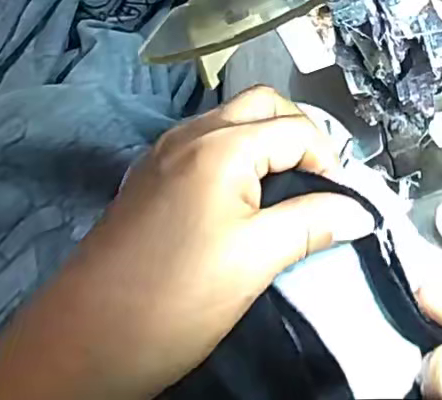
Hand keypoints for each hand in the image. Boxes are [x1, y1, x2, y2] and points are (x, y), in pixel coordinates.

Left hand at [0, 87, 375, 399]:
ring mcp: (167, 147)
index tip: (345, 196)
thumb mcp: (254, 261)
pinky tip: (242, 191)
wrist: (83, 337)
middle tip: (318, 176)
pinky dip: (235, 149)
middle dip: (297, 130)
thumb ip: (310, 223)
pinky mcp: (152, 169)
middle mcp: (194, 131)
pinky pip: (206, 138)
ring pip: (231, 117)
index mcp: (223, 145)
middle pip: (262, 104)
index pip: (295, 129)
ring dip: (265, 137)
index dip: (329, 158)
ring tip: (287, 184)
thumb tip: (358, 209)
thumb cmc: (176, 297)